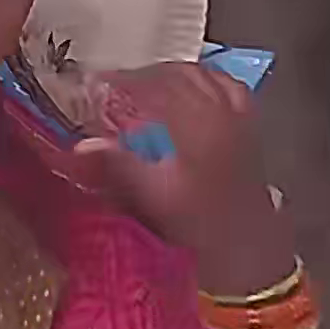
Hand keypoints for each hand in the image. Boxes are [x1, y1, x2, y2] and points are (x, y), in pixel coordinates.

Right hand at [73, 63, 289, 279]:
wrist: (249, 254)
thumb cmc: (198, 224)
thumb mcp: (151, 196)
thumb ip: (116, 165)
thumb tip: (81, 145)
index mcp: (196, 121)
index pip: (151, 85)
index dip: (121, 81)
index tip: (97, 83)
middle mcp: (219, 110)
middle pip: (175, 76)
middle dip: (142, 76)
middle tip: (117, 84)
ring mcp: (238, 118)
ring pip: (201, 76)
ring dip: (171, 74)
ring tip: (148, 82)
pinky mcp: (249, 129)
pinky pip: (229, 87)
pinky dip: (207, 78)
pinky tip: (195, 85)